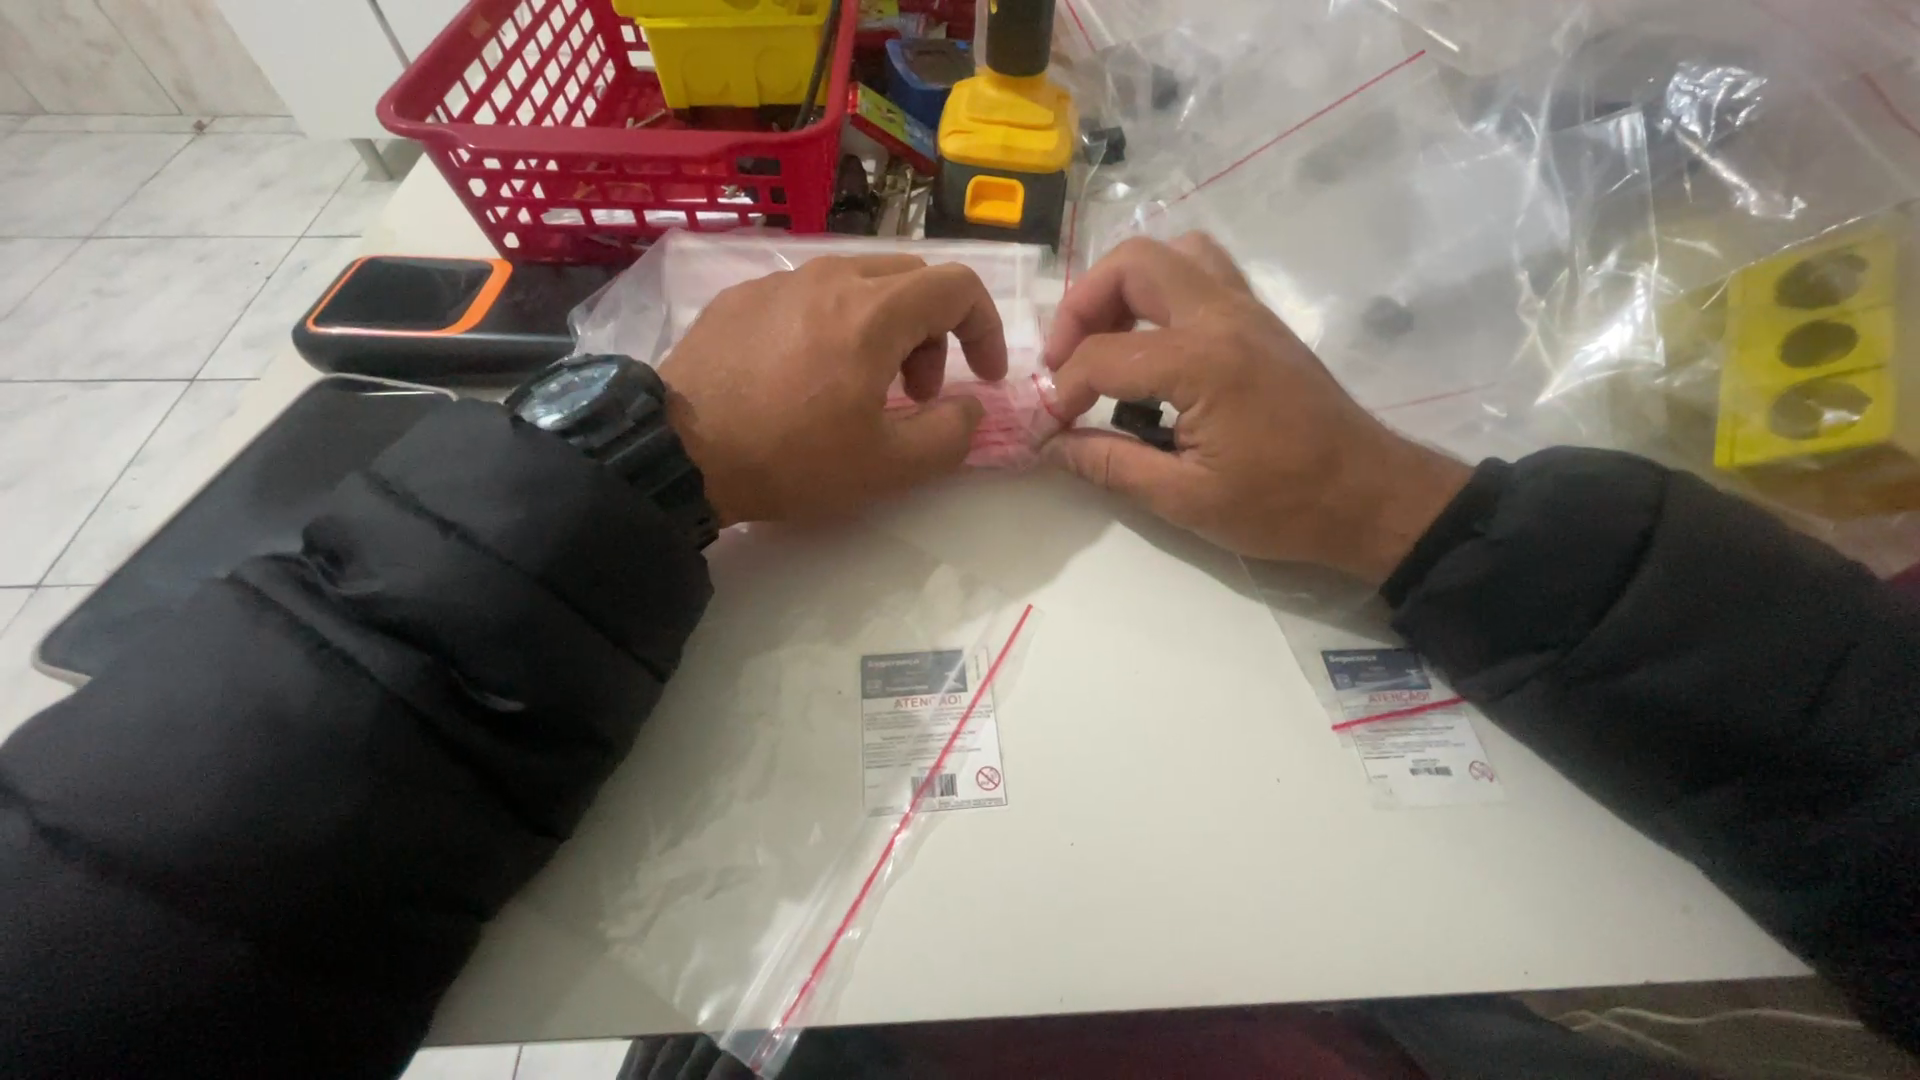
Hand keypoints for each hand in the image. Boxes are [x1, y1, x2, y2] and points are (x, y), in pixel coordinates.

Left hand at [660, 254, 1007, 524]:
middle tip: (917, 392)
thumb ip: (949, 435)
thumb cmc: (791, 459)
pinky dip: (835, 324)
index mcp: (874, 312)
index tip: (982, 376)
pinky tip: (806, 376)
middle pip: (912, 280)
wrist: (677, 453)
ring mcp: (780, 281)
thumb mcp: (887, 466)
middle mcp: (830, 277)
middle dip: (934, 333)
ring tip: (862, 386)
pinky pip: (810, 294)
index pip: (958, 286)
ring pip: (860, 282)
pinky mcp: (741, 296)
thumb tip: (969, 408)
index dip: (985, 328)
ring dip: (885, 328)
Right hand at [1043, 234, 1470, 583]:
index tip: (1049, 429)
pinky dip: (1163, 289)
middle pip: (1132, 263)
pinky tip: (1152, 341)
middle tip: (1065, 361)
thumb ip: (1108, 465)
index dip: (1061, 392)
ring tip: (1107, 341)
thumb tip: (1051, 445)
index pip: (1102, 356)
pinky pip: (1203, 271)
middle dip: (1081, 307)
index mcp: (1201, 362)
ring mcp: (1247, 309)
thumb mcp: (1183, 499)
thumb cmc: (1281, 506)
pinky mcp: (1260, 319)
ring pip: (1172, 253)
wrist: (1369, 497)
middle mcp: (1223, 316)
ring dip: (1124, 287)